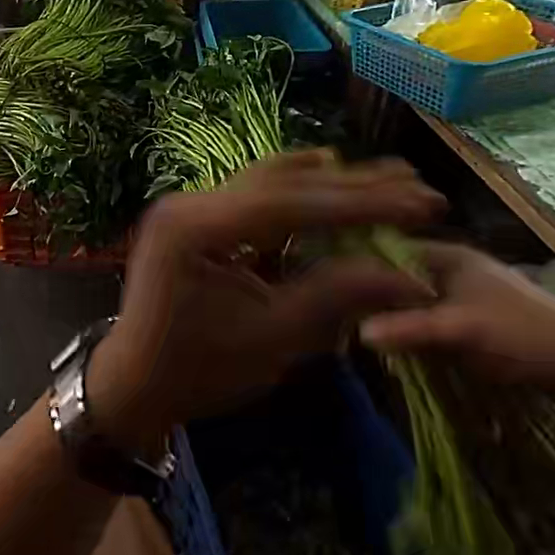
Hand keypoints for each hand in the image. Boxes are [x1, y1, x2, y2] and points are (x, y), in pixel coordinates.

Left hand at [85, 152, 444, 450]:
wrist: (136, 380)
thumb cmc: (199, 370)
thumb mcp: (273, 339)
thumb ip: (335, 297)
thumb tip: (411, 276)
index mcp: (196, 227)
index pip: (289, 202)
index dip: (358, 204)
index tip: (418, 203)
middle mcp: (190, 201)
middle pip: (280, 183)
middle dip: (351, 186)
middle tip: (416, 183)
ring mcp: (190, 205)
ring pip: (269, 182)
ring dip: (327, 180)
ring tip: (387, 174)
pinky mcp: (197, 216)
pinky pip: (253, 196)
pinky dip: (296, 191)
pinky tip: (330, 175)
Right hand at [359, 242, 554, 388]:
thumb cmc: (521, 334)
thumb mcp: (457, 331)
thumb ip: (407, 329)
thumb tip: (358, 334)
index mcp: (450, 255)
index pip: (391, 250)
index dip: (366, 268)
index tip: (340, 290)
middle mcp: (458, 266)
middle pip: (404, 278)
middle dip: (383, 299)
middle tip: (355, 319)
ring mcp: (473, 293)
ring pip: (421, 302)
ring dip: (405, 319)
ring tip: (380, 337)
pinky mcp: (484, 319)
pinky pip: (439, 320)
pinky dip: (425, 333)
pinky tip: (414, 350)